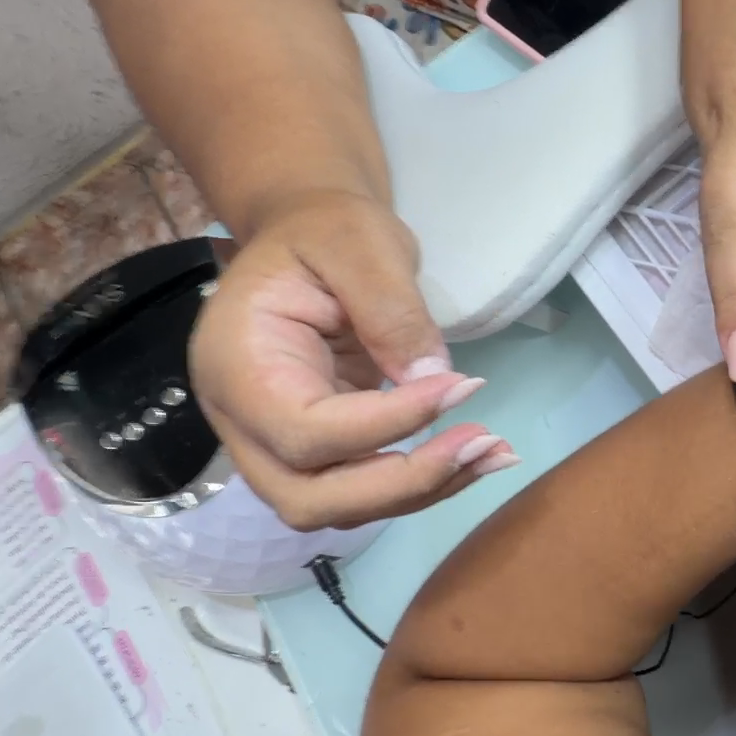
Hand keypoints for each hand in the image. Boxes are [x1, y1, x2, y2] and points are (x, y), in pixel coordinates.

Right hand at [189, 191, 519, 530]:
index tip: (465, 387)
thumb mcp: (360, 245)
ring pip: (338, 504)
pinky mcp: (321, 444)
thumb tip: (431, 380)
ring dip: (422, 490)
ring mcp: (276, 440)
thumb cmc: (328, 230)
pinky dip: (422, 479)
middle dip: (404, 483)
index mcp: (237, 364)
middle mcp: (243, 419)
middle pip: (310, 496)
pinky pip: (364, 483)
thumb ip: (391, 311)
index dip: (389, 423)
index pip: (305, 430)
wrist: (311, 235)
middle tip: (486, 444)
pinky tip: (478, 453)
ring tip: (498, 454)